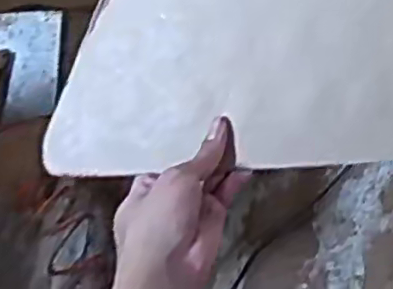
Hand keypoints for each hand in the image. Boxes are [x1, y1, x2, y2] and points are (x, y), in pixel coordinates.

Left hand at [113, 116, 254, 288]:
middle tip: (228, 122)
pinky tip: (246, 161)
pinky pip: (229, 188)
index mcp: (146, 190)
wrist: (169, 275)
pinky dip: (238, 175)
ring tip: (241, 134)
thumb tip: (218, 128)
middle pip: (194, 164)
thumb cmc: (153, 233)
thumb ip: (202, 155)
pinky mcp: (214, 215)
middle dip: (210, 147)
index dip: (186, 139)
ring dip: (227, 159)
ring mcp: (191, 207)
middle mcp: (168, 198)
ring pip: (214, 174)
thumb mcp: (176, 180)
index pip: (168, 157)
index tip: (203, 119)